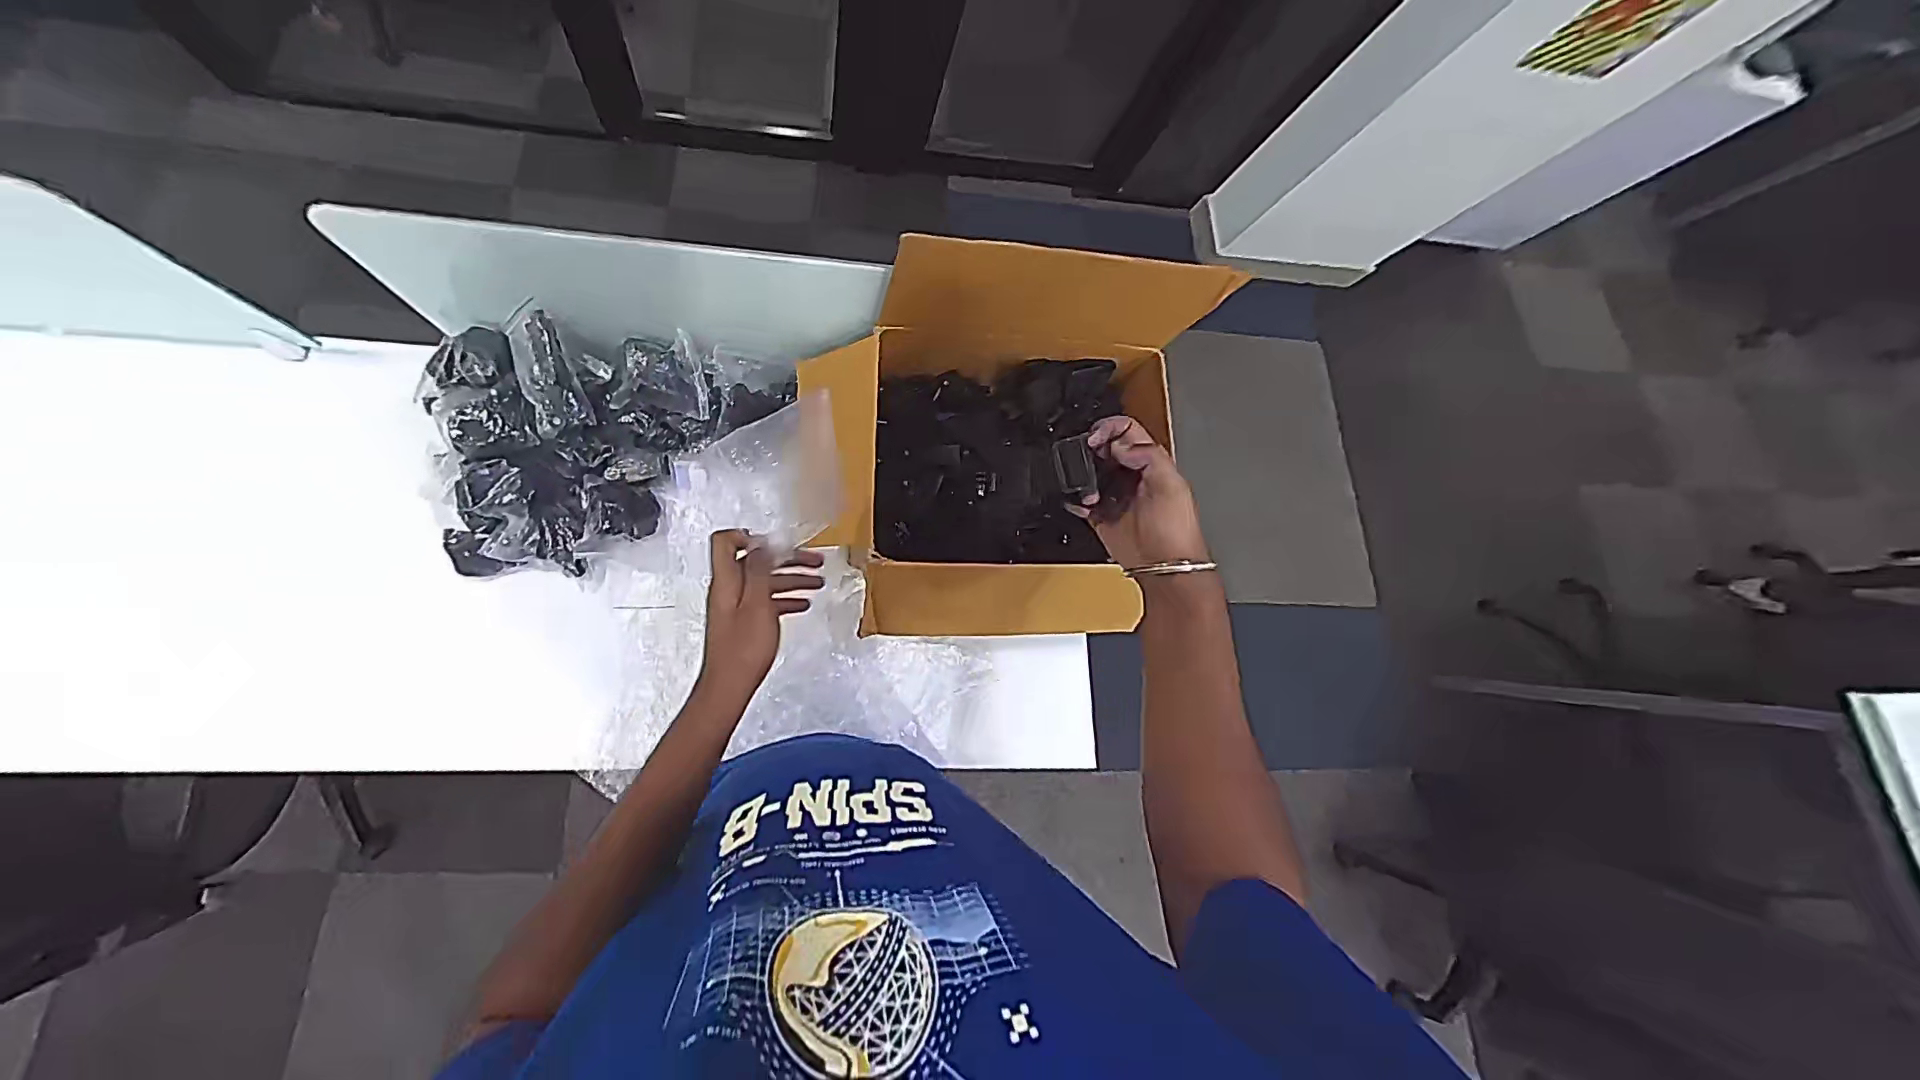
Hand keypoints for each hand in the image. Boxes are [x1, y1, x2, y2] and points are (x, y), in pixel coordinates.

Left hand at [697, 530, 824, 705]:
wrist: (729, 686)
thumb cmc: (742, 650)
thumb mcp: (757, 603)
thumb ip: (760, 570)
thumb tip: (763, 543)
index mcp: (727, 581)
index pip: (726, 542)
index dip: (749, 535)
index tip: (777, 541)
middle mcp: (728, 589)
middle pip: (756, 561)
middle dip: (786, 558)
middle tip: (814, 561)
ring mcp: (735, 606)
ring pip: (765, 581)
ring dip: (792, 579)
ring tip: (817, 583)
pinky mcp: (743, 621)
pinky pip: (766, 600)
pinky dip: (785, 598)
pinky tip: (801, 604)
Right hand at [1070, 416, 1208, 570]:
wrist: (1164, 567)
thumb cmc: (1175, 531)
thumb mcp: (1170, 484)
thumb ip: (1148, 456)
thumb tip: (1120, 446)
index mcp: (1151, 462)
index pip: (1127, 431)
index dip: (1109, 429)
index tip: (1096, 440)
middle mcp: (1132, 476)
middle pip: (1105, 448)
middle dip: (1091, 449)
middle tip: (1086, 457)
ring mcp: (1116, 496)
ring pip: (1090, 473)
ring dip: (1082, 476)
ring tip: (1087, 490)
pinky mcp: (1102, 516)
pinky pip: (1082, 502)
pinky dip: (1075, 500)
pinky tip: (1080, 503)